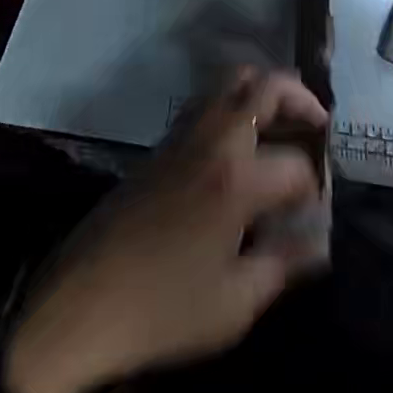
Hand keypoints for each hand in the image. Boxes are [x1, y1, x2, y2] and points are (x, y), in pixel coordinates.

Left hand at [5, 68, 328, 392]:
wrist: (75, 310)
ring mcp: (182, 138)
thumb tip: (318, 245)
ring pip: (231, 82)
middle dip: (301, 98)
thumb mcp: (234, 305)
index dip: (316, 187)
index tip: (316, 210)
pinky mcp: (158, 147)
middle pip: (265, 85)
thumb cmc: (161, 309)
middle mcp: (212, 142)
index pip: (296, 165)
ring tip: (282, 123)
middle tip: (317, 124)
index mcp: (235, 178)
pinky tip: (241, 144)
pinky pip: (206, 103)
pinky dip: (235, 105)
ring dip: (264, 93)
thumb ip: (283, 266)